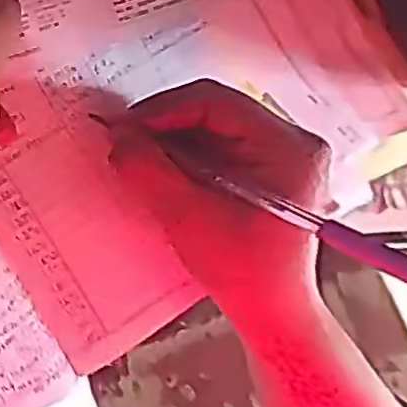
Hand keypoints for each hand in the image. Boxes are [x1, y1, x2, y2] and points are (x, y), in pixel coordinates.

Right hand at [108, 80, 330, 308]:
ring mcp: (274, 153)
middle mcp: (288, 141)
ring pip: (206, 124)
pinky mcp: (257, 166)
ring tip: (138, 158)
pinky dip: (177, 152)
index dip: (161, 110)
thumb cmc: (242, 267)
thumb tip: (119, 137)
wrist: (268, 304)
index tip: (124, 129)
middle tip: (125, 142)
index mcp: (287, 147)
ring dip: (167, 139)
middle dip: (162, 124)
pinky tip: (158, 170)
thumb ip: (149, 171)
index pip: (215, 102)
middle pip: (211, 108)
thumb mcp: (187, 216)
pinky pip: (209, 143)